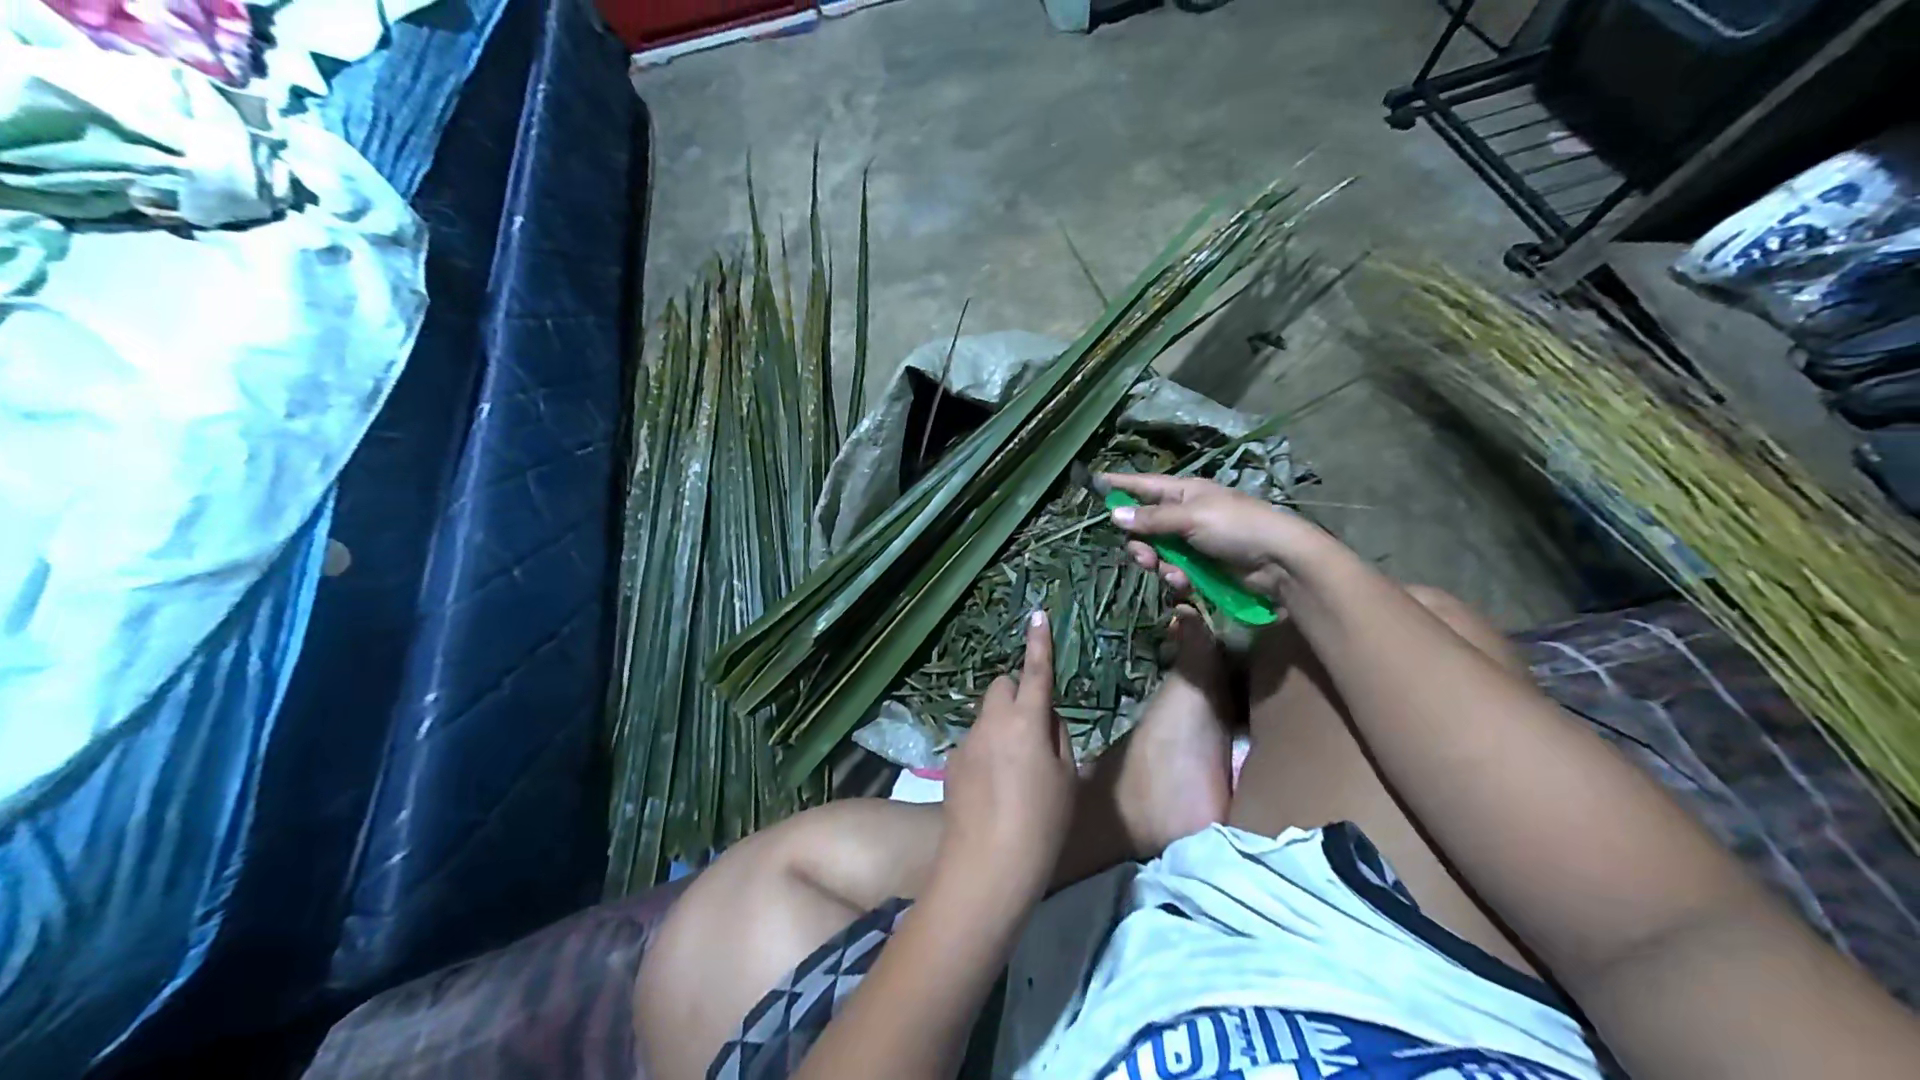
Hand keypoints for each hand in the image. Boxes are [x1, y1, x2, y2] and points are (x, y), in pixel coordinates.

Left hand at [937, 609, 1076, 906]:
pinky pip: (975, 743)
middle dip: (1017, 692)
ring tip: (1018, 771)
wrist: (986, 868)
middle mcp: (992, 723)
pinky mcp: (951, 764)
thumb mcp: (1066, 780)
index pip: (1036, 672)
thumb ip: (1057, 738)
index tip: (1038, 615)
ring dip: (1003, 727)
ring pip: (988, 717)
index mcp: (1026, 721)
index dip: (1039, 643)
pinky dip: (988, 751)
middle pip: (1002, 687)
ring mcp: (967, 743)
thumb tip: (1045, 719)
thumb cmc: (1041, 825)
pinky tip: (996, 789)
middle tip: (1036, 726)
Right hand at [1099, 473, 1331, 599]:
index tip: (1093, 483)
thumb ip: (1152, 519)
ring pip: (1156, 551)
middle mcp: (1184, 513)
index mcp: (1184, 492)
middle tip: (1144, 557)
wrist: (1279, 561)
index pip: (1142, 485)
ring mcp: (1192, 541)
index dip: (1119, 485)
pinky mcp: (1200, 565)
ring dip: (1158, 564)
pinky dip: (1175, 576)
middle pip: (1144, 525)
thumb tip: (1114, 515)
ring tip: (1171, 574)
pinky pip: (1173, 569)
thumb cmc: (1237, 527)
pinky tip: (1185, 583)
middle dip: (1140, 543)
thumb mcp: (1191, 517)